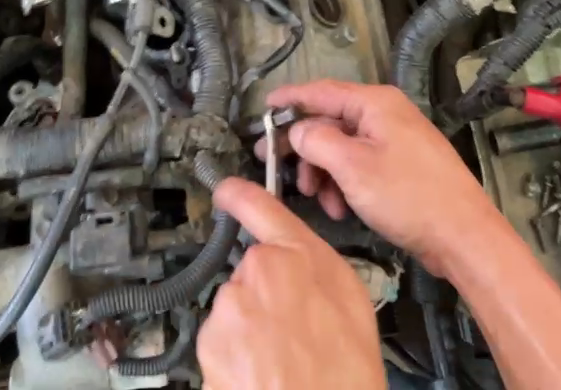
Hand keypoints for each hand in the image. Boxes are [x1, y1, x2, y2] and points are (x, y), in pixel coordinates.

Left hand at [196, 178, 383, 389]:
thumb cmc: (347, 368)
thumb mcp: (351, 297)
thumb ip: (315, 264)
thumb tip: (296, 261)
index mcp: (293, 254)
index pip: (257, 206)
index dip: (237, 194)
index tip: (225, 189)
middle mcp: (254, 272)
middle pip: (251, 275)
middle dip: (266, 295)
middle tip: (292, 330)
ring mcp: (227, 309)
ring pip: (235, 311)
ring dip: (249, 330)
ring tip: (280, 360)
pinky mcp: (208, 346)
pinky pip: (221, 344)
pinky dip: (234, 360)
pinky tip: (261, 375)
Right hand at [263, 80, 507, 278]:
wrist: (463, 234)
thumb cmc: (407, 195)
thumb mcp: (352, 167)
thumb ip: (317, 141)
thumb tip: (297, 129)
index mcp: (374, 103)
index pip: (320, 91)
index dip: (289, 99)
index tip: (263, 108)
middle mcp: (384, 113)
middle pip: (330, 121)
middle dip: (304, 148)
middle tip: (276, 169)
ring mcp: (394, 140)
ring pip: (342, 147)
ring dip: (323, 172)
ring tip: (318, 200)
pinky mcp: (400, 166)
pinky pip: (360, 165)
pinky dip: (343, 183)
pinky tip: (340, 208)